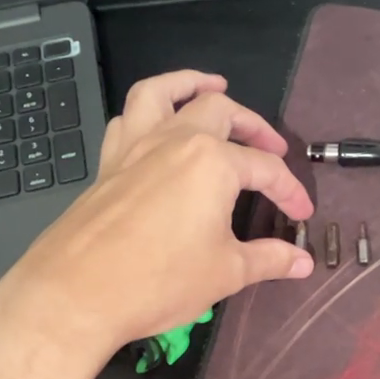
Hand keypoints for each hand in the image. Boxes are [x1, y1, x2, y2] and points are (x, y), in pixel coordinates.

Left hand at [0, 70, 313, 378]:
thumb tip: (303, 263)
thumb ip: (269, 259)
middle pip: (220, 112)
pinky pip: (128, 119)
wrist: (76, 295)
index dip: (290, 191)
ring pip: (163, 94)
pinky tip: (157, 124)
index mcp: (213, 162)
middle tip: (271, 145)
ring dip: (190, 83)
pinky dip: (148, 111)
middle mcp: (175, 141)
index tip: (302, 213)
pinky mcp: (108, 163)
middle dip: (253, 125)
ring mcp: (135, 147)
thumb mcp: (227, 272)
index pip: (266, 169)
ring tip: (211, 85)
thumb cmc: (160, 280)